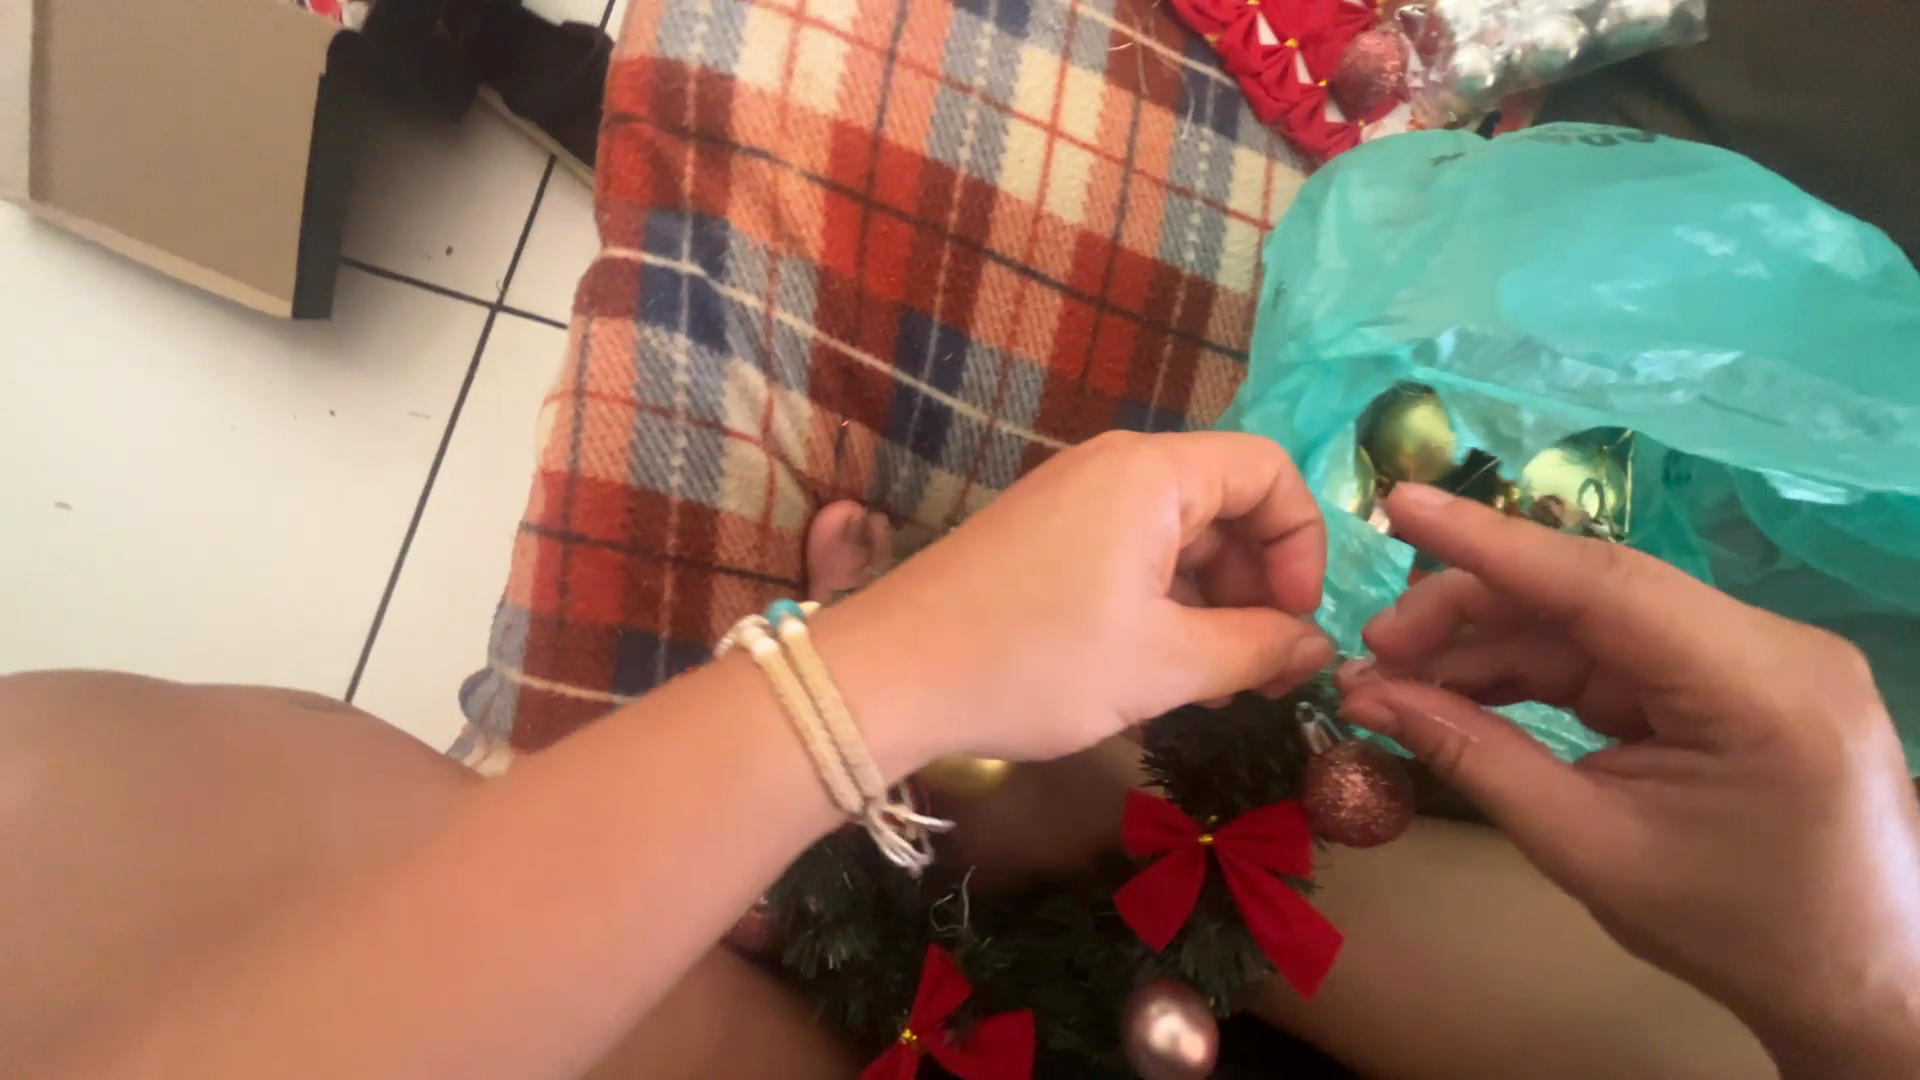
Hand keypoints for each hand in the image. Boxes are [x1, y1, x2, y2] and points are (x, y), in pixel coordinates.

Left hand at [816, 431, 1332, 766]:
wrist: (891, 675)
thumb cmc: (1036, 661)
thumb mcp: (1163, 665)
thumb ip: (1256, 648)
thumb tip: (1314, 645)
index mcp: (1149, 473)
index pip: (1267, 470)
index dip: (1302, 543)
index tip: (1296, 621)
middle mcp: (1110, 468)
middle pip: (1221, 504)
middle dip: (1254, 583)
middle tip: (1258, 668)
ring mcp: (1068, 500)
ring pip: (1172, 537)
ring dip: (1207, 602)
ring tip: (1211, 680)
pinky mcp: (1040, 537)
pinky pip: (1125, 554)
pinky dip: (1157, 601)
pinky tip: (1155, 663)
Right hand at [1337, 484, 1919, 1075]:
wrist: (1848, 981)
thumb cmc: (1730, 926)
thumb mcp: (1580, 845)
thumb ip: (1468, 754)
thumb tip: (1361, 694)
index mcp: (1757, 688)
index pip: (1600, 584)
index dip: (1486, 541)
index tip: (1397, 505)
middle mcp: (1751, 644)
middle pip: (1571, 592)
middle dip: (1458, 612)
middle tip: (1372, 651)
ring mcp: (1722, 653)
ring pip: (1561, 617)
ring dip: (1469, 644)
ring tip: (1389, 679)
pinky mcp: (1692, 672)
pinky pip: (1576, 649)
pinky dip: (1502, 668)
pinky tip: (1444, 689)